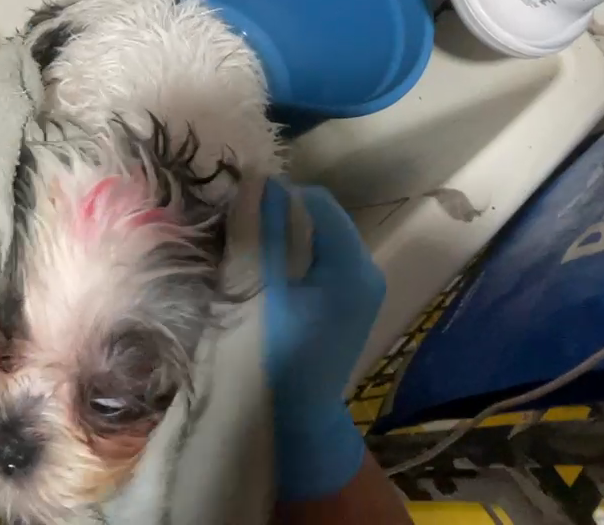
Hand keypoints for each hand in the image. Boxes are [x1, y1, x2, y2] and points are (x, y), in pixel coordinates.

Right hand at [261, 179, 385, 501]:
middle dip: (276, 215)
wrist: (296, 423)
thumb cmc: (274, 359)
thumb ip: (257, 235)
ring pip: (315, 234)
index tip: (238, 211)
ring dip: (280, 234)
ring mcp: (360, 285)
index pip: (315, 201)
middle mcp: (365, 268)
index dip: (275, 197)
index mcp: (352, 267)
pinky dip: (290, 253)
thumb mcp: (257, 291)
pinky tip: (264, 270)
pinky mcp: (348, 299)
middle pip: (317, 216)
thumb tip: (254, 180)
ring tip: (246, 248)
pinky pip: (318, 256)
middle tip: (237, 228)